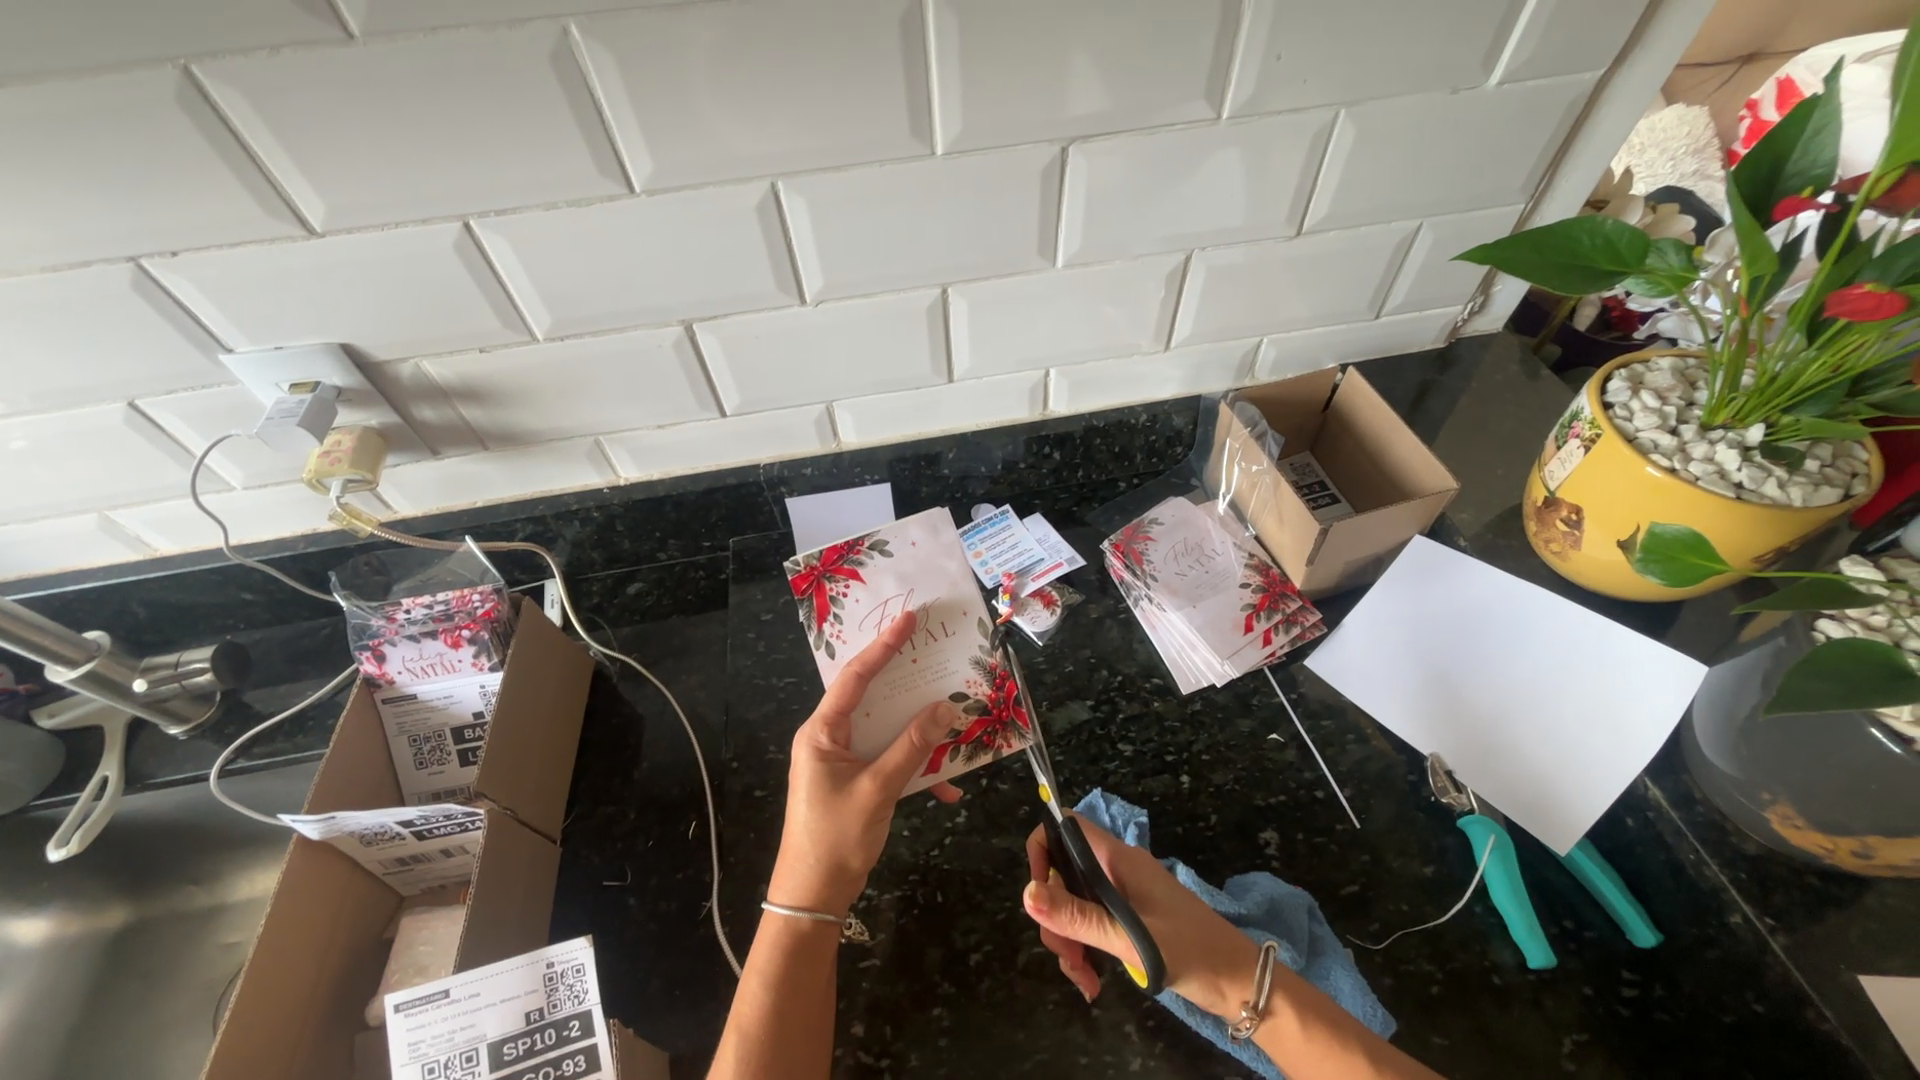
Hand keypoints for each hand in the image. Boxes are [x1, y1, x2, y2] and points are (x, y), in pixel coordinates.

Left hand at [768, 612, 962, 916]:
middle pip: (873, 699)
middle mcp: (830, 738)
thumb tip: (946, 708)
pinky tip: (946, 789)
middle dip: (907, 683)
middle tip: (935, 655)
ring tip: (954, 719)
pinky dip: (916, 771)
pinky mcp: (855, 781)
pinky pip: (890, 762)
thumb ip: (912, 747)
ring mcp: (842, 761)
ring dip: (919, 732)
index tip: (908, 620)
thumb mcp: (878, 789)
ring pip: (887, 731)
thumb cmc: (836, 838)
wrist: (812, 897)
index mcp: (822, 732)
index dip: (883, 646)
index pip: (854, 677)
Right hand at [1022, 815, 1259, 1013]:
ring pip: (1075, 905)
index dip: (1042, 851)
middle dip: (1055, 915)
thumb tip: (1026, 893)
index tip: (1039, 896)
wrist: (1244, 985)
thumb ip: (1077, 916)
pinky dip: (1086, 951)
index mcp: (1118, 860)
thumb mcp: (1129, 938)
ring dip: (1069, 940)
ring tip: (1085, 978)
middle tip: (1067, 956)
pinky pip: (1093, 926)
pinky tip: (1093, 983)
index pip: (1066, 827)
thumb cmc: (1191, 952)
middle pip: (1064, 874)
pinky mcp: (1131, 922)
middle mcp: (1117, 871)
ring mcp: (1124, 897)